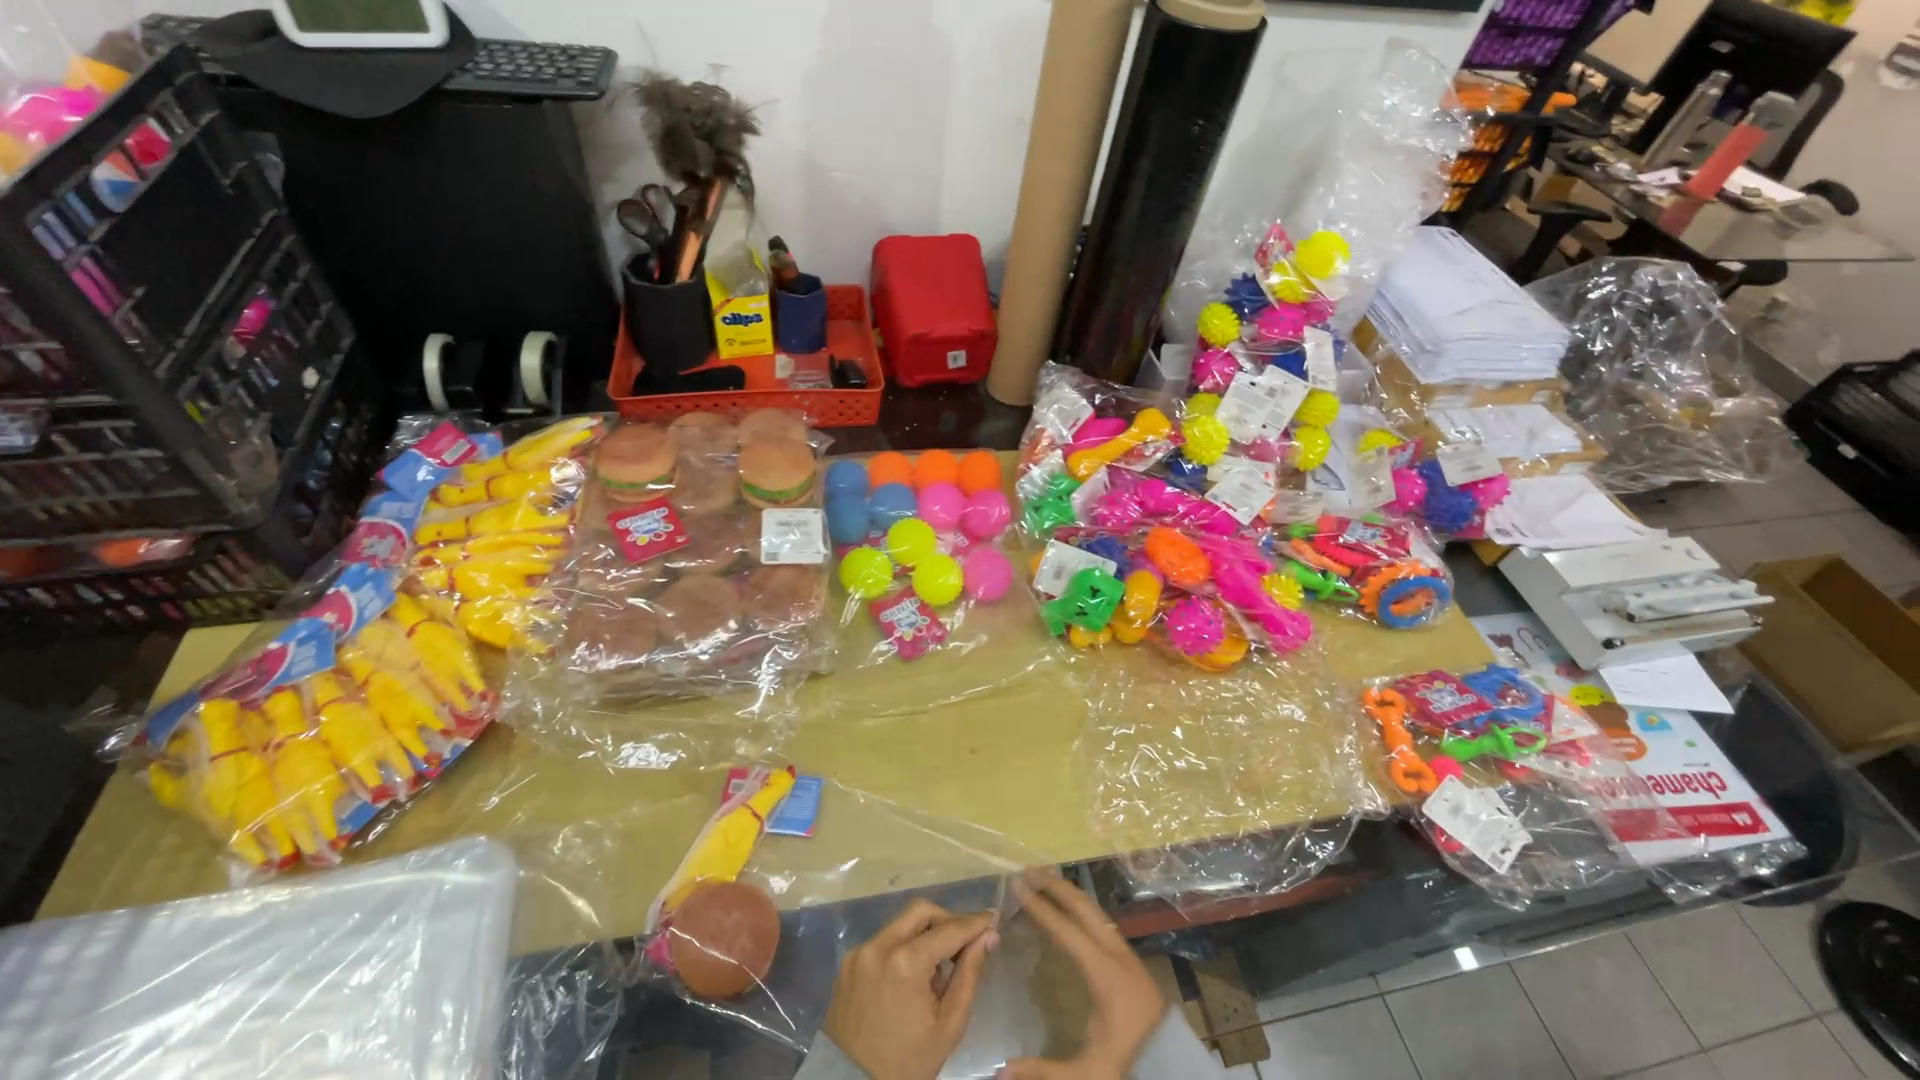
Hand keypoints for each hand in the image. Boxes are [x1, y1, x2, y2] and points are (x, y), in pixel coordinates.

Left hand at [823, 898, 999, 1079]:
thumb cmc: (908, 1061)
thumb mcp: (949, 1023)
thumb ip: (970, 973)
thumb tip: (989, 936)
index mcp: (905, 962)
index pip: (949, 929)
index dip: (974, 922)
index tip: (993, 918)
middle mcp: (878, 947)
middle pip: (920, 911)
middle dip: (947, 920)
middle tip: (965, 942)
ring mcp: (858, 953)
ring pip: (900, 924)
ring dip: (924, 934)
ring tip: (937, 970)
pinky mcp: (847, 963)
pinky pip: (882, 942)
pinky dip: (902, 948)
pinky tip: (912, 978)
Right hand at [999, 872, 1164, 1079]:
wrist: (1173, 1063)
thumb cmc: (1129, 1059)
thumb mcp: (1088, 1071)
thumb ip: (1045, 1070)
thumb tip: (1000, 1071)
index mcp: (1103, 973)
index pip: (1065, 930)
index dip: (1040, 907)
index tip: (1018, 886)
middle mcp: (1115, 953)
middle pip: (1083, 907)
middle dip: (1055, 886)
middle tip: (1027, 871)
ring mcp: (1125, 952)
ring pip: (1094, 910)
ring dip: (1069, 893)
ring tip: (1044, 879)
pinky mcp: (1129, 958)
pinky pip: (1101, 920)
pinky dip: (1081, 906)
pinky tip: (1069, 907)